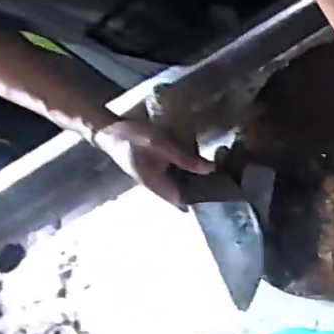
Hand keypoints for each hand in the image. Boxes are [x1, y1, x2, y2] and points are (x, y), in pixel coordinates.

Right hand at [91, 118, 214, 209]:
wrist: (108, 131)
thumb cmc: (133, 138)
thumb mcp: (161, 146)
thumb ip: (185, 159)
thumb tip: (211, 169)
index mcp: (157, 185)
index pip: (184, 202)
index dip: (202, 201)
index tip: (221, 195)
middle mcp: (157, 187)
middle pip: (184, 196)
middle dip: (203, 191)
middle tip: (225, 184)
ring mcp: (156, 180)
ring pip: (181, 186)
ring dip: (197, 183)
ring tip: (219, 176)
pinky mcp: (157, 171)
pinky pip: (177, 177)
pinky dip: (189, 174)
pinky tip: (202, 166)